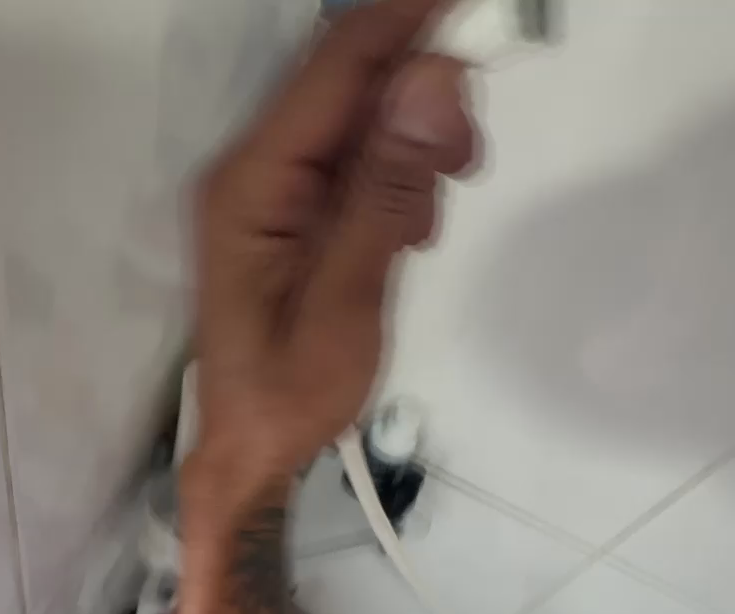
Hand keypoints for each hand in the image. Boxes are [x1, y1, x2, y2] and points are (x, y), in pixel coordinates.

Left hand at [192, 0, 478, 479]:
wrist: (253, 448)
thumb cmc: (289, 395)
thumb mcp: (344, 301)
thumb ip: (383, 192)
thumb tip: (431, 80)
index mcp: (251, 184)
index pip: (337, 63)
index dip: (411, 20)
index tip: (484, 6)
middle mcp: (250, 171)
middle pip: (347, 82)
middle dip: (421, 95)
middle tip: (465, 161)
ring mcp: (267, 193)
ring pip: (357, 122)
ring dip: (413, 145)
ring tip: (428, 219)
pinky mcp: (287, 217)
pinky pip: (351, 167)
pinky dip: (394, 181)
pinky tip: (406, 232)